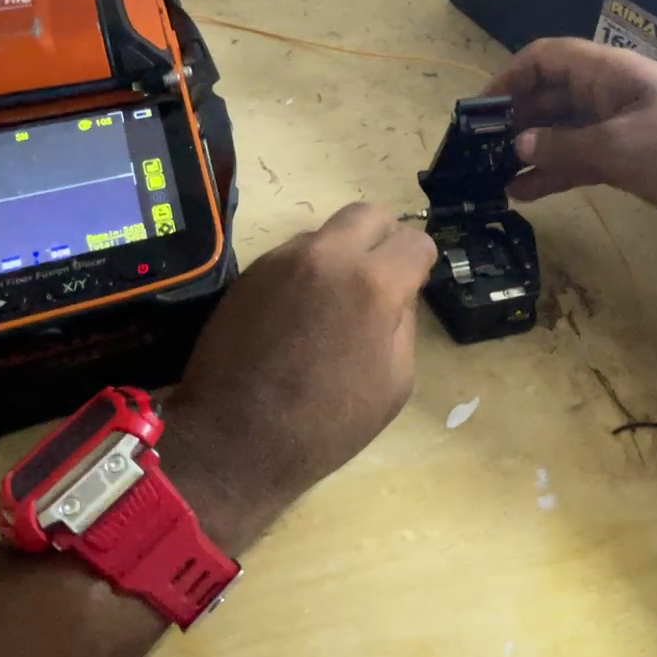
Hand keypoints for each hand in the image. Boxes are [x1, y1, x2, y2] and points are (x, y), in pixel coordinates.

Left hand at [158, 203, 436, 550]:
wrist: (233, 441)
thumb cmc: (326, 423)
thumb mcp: (394, 382)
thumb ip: (403, 322)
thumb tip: (399, 292)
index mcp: (372, 283)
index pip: (415, 241)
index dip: (422, 262)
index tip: (415, 283)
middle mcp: (328, 256)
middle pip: (370, 214)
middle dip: (385, 238)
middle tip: (382, 277)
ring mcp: (284, 259)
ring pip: (329, 232)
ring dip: (343, 254)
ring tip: (335, 301)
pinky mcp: (252, 272)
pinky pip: (294, 254)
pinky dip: (309, 270)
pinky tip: (301, 312)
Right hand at [483, 38, 656, 223]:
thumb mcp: (620, 146)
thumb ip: (565, 146)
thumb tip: (518, 143)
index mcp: (607, 72)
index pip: (546, 59)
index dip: (510, 78)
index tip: (481, 108)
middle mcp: (609, 93)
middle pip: (550, 96)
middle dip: (515, 118)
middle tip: (481, 149)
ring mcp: (619, 126)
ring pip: (563, 131)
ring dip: (531, 149)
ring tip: (495, 175)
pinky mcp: (630, 156)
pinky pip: (581, 158)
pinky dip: (555, 172)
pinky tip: (524, 192)